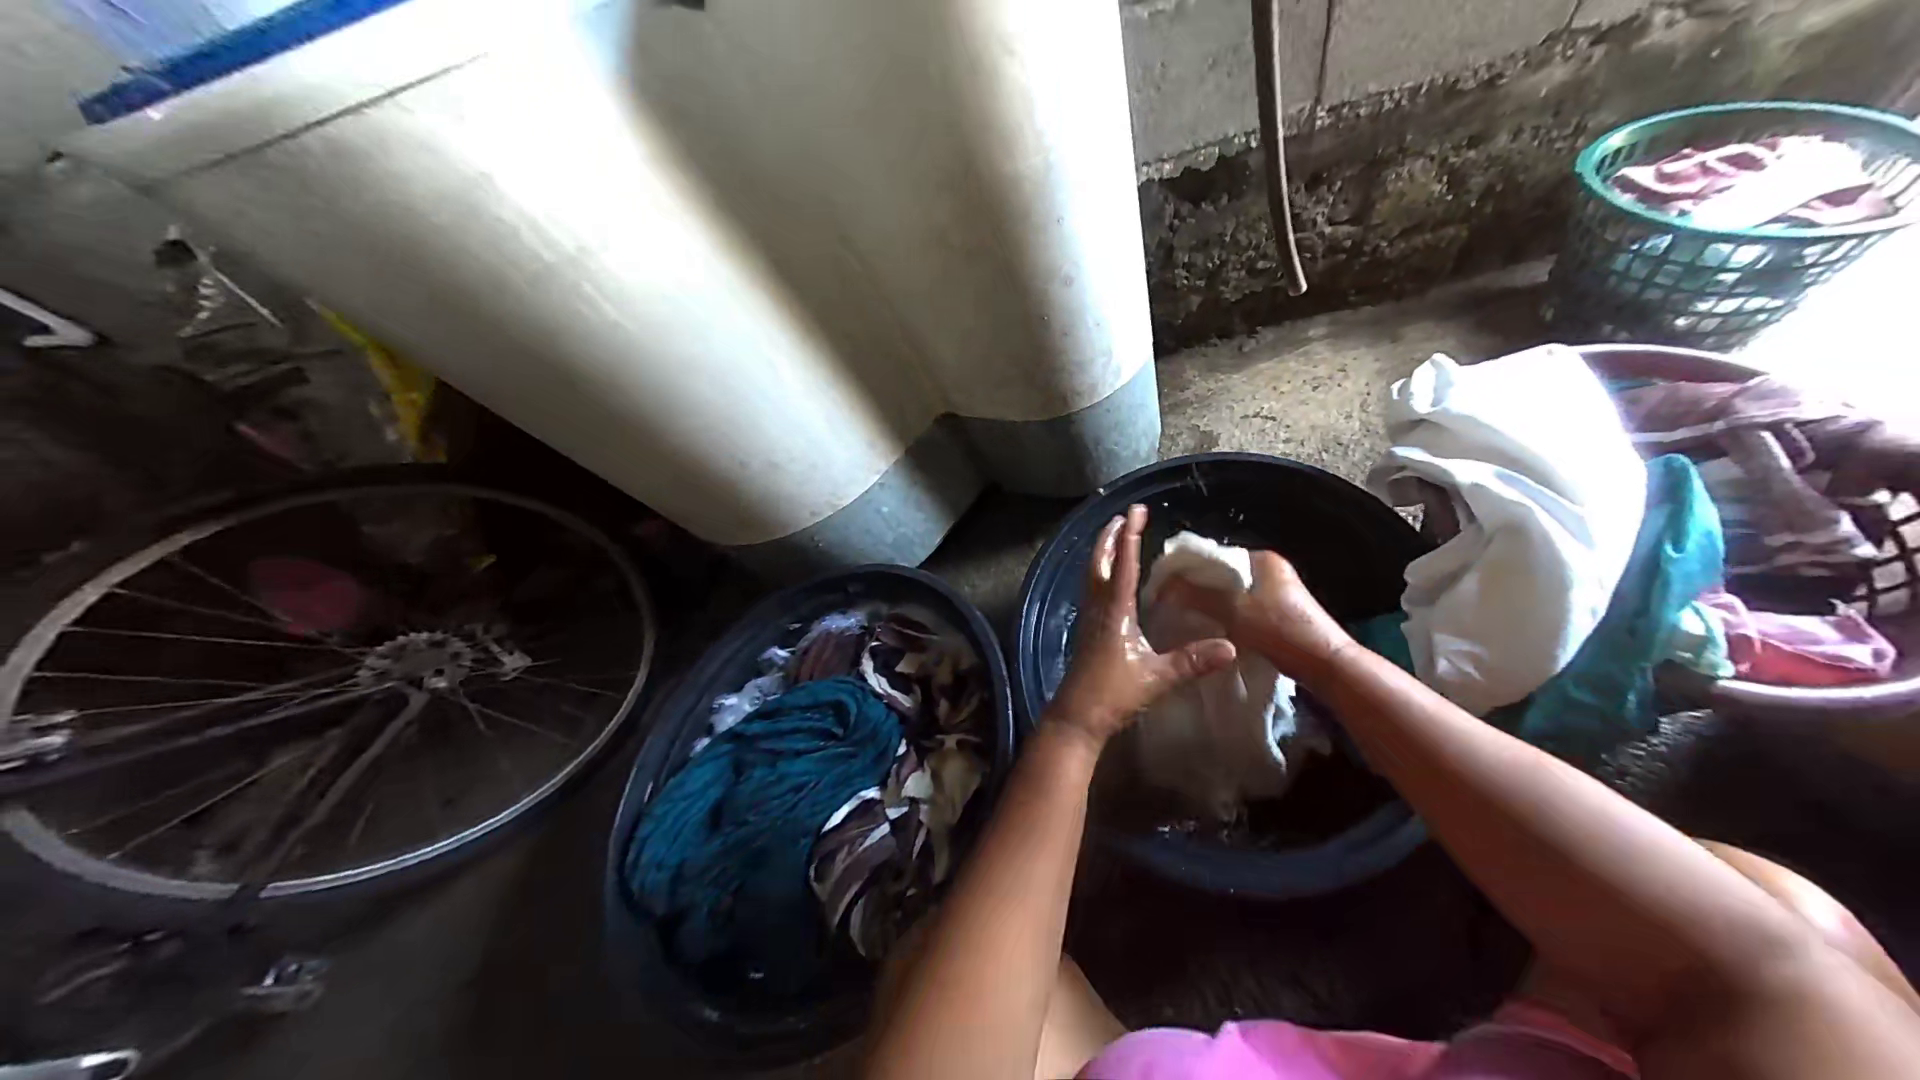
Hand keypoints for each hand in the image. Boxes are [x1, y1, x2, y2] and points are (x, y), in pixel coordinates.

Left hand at [1045, 505, 1236, 746]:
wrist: (1076, 718)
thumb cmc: (1113, 695)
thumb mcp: (1157, 678)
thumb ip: (1192, 662)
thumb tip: (1232, 647)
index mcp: (1115, 611)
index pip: (1124, 564)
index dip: (1132, 536)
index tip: (1137, 511)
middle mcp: (1099, 608)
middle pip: (1101, 563)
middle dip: (1111, 537)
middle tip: (1123, 515)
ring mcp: (1090, 619)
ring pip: (1094, 575)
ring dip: (1104, 552)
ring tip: (1115, 537)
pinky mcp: (1088, 632)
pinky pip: (1093, 591)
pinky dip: (1102, 573)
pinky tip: (1110, 580)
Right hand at [1163, 550, 1353, 688]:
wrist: (1328, 667)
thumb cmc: (1282, 633)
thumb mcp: (1235, 612)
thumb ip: (1198, 596)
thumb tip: (1164, 586)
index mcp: (1263, 560)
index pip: (1215, 557)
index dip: (1189, 571)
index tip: (1167, 587)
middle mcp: (1271, 571)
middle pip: (1222, 577)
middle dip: (1198, 590)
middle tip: (1173, 604)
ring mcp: (1276, 593)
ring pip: (1232, 595)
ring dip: (1212, 606)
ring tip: (1187, 618)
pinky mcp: (1278, 614)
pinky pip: (1242, 610)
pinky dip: (1227, 618)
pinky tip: (1212, 630)